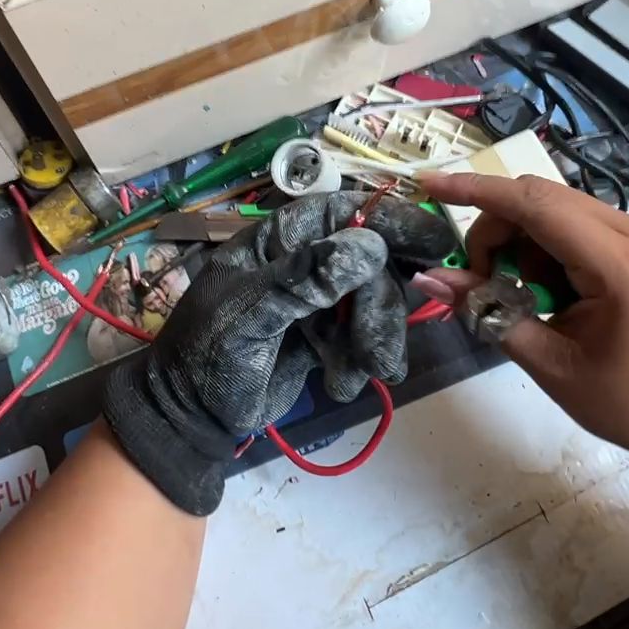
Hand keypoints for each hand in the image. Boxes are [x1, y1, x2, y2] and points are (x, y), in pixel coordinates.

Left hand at [104, 191, 454, 514]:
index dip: (390, 220)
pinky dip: (361, 360)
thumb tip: (367, 246)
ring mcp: (318, 297)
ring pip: (375, 300)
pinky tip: (339, 383)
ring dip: (375, 339)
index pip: (342, 212)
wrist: (194, 416)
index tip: (434, 240)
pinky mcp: (328, 333)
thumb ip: (304, 279)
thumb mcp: (247, 314)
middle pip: (371, 262)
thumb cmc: (206, 354)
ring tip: (359, 375)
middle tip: (379, 355)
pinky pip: (366, 334)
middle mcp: (304, 260)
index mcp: (279, 240)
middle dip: (381, 306)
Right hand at [414, 173, 628, 481]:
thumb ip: (487, 313)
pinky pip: (577, 226)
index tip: (428, 185)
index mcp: (620, 263)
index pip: (532, 203)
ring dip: (523, 243)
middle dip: (496, 230)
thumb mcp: (551, 364)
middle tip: (482, 283)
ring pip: (555, 210)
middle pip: (539, 199)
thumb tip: (428, 280)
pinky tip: (555, 295)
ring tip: (530, 301)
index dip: (474, 189)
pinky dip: (548, 251)